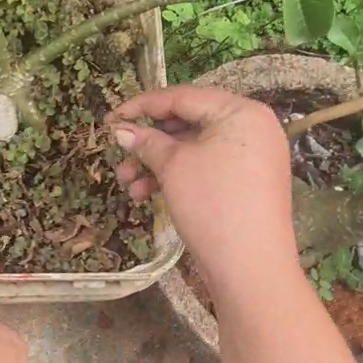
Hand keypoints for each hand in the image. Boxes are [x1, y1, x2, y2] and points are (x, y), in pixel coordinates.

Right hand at [108, 84, 298, 286]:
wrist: (249, 266)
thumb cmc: (212, 204)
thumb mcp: (173, 167)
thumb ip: (146, 142)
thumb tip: (121, 130)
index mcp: (241, 112)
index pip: (183, 97)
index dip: (142, 105)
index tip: (111, 118)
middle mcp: (251, 128)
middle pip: (187, 123)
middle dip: (148, 142)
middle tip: (120, 156)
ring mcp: (250, 156)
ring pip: (192, 149)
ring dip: (155, 163)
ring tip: (128, 185)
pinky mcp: (244, 182)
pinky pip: (204, 167)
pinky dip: (175, 177)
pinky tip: (147, 195)